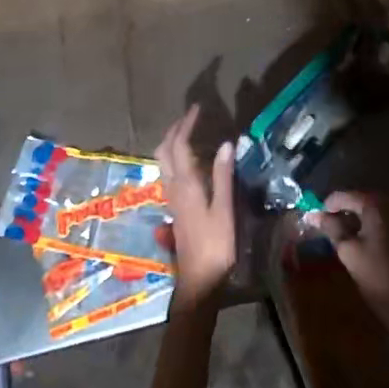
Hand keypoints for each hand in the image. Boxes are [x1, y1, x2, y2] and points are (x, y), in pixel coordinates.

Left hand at [153, 106, 235, 309]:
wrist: (199, 278)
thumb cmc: (216, 245)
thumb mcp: (224, 210)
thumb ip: (223, 176)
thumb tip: (226, 143)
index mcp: (185, 183)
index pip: (180, 145)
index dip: (187, 124)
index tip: (197, 109)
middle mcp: (173, 186)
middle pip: (165, 149)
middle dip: (175, 129)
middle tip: (191, 117)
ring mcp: (171, 196)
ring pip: (162, 160)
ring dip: (172, 141)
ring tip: (188, 132)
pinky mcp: (175, 205)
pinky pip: (168, 171)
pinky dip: (174, 156)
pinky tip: (189, 160)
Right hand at [303, 190, 388, 333]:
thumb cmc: (378, 278)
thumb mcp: (348, 251)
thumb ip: (331, 228)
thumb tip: (314, 215)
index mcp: (376, 204)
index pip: (343, 196)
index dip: (327, 207)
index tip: (317, 221)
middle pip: (361, 199)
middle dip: (345, 211)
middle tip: (331, 228)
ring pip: (376, 209)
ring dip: (361, 217)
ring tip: (348, 235)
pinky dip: (376, 224)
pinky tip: (369, 240)